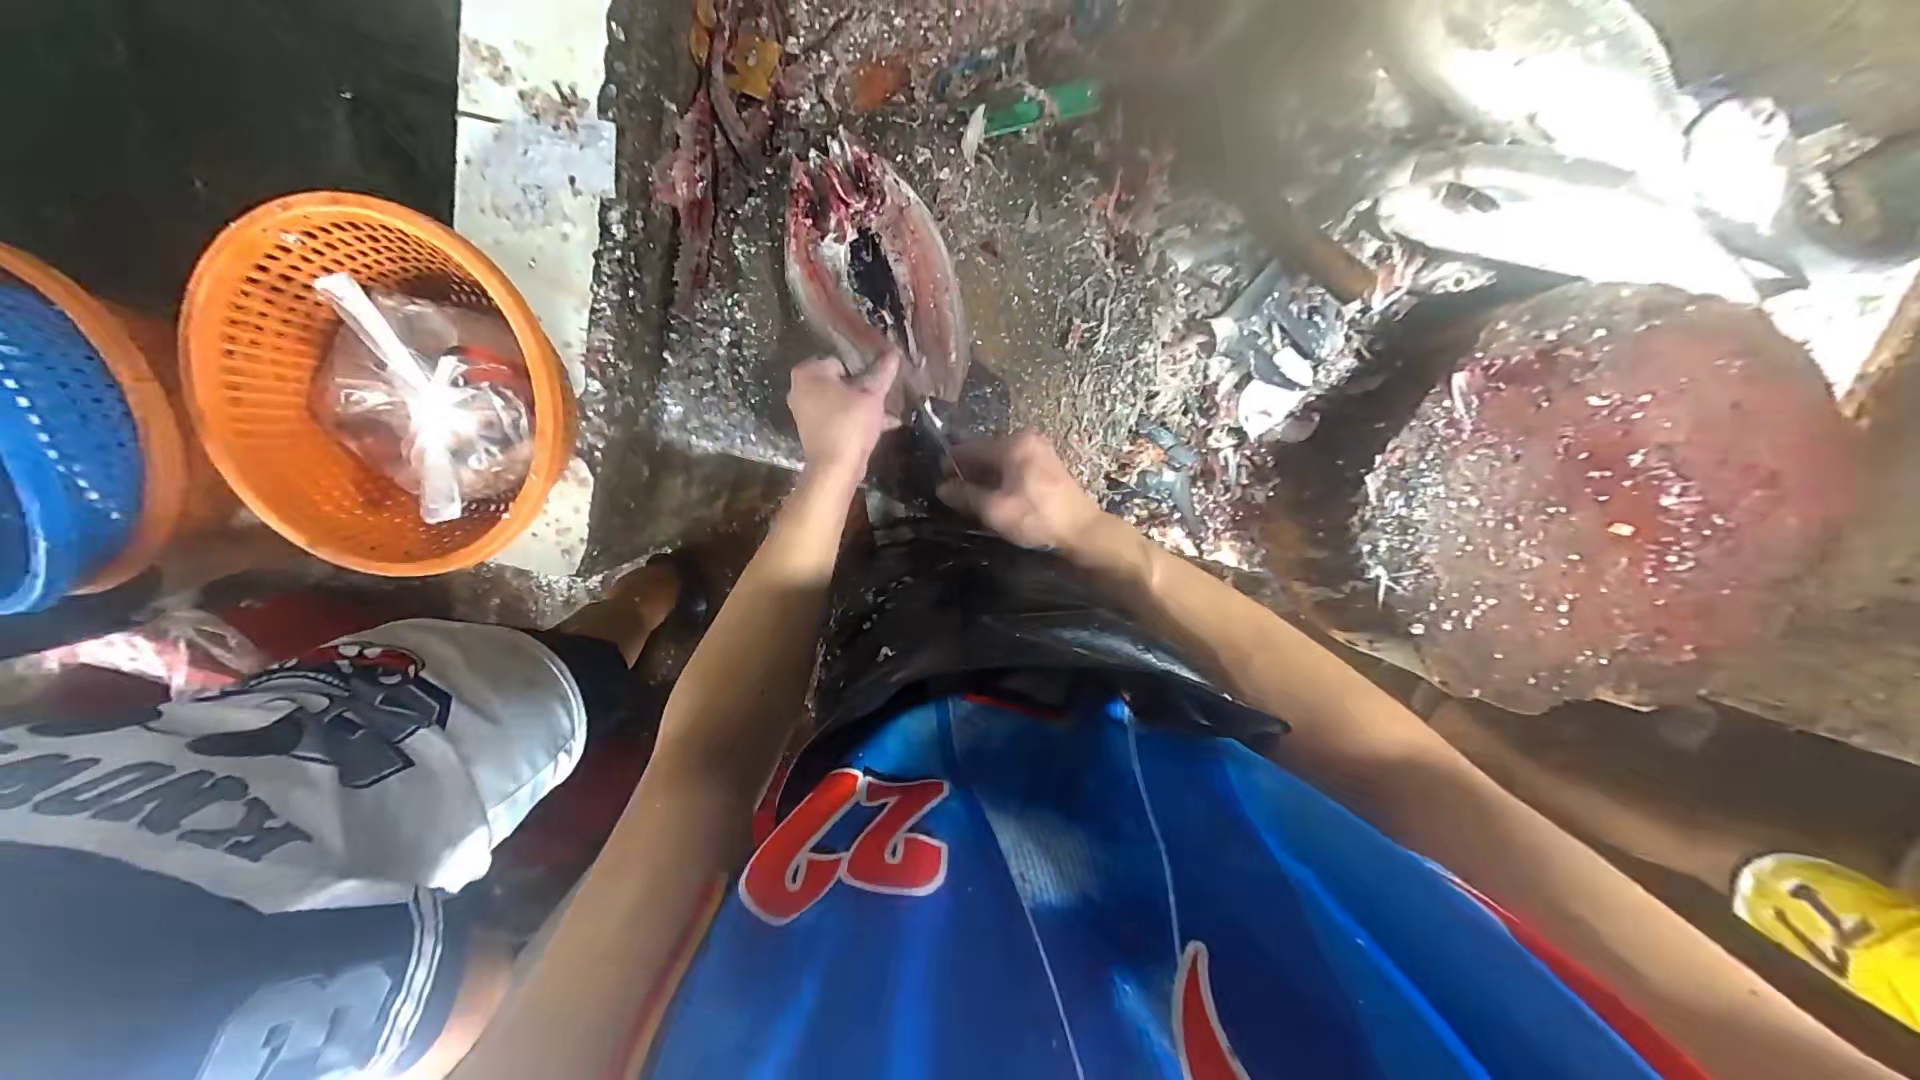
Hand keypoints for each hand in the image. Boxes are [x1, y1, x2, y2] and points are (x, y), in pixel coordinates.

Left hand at [787, 352, 899, 481]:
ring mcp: (803, 411)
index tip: (877, 382)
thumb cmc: (850, 423)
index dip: (861, 370)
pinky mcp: (812, 430)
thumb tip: (893, 354)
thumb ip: (882, 372)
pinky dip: (853, 420)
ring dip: (861, 405)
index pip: (840, 360)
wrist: (835, 467)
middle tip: (881, 397)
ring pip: (839, 401)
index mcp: (808, 372)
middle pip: (839, 382)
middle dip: (861, 388)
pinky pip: (836, 417)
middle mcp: (799, 388)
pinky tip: (879, 426)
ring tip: (886, 413)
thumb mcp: (872, 395)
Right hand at [936, 432, 1106, 550]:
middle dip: (968, 473)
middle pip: (985, 453)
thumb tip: (941, 488)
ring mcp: (1040, 450)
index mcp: (1012, 443)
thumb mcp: (994, 509)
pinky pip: (1014, 467)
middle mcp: (1026, 439)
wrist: (1082, 532)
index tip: (939, 484)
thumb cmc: (1036, 518)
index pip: (968, 448)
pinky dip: (1001, 480)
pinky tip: (995, 498)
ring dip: (984, 479)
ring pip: (1000, 462)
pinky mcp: (1048, 465)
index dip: (950, 466)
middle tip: (954, 497)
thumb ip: (965, 495)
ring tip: (972, 501)